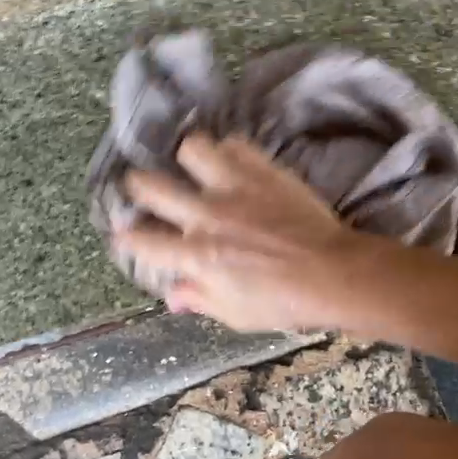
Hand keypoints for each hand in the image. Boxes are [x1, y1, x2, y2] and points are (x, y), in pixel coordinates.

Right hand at [113, 134, 374, 331]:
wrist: (333, 272)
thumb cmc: (285, 302)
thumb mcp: (236, 314)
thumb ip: (200, 299)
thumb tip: (175, 294)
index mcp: (196, 256)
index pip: (144, 241)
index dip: (128, 236)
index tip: (124, 232)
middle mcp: (207, 215)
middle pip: (152, 187)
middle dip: (138, 185)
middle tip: (141, 185)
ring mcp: (235, 187)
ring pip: (192, 150)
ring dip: (189, 158)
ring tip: (194, 165)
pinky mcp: (264, 170)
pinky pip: (235, 144)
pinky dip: (229, 150)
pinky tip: (232, 160)